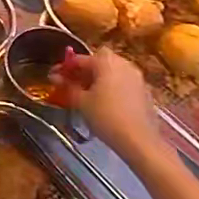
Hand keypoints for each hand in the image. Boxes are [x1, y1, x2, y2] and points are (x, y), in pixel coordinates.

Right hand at [54, 48, 168, 164]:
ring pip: (113, 70)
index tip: (55, 77)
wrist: (139, 140)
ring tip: (88, 94)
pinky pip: (123, 81)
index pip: (80, 59)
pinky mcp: (144, 91)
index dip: (65, 68)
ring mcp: (136, 77)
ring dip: (100, 77)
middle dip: (86, 68)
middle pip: (100, 59)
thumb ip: (67, 86)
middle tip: (74, 83)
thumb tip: (55, 77)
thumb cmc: (106, 116)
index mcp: (106, 62)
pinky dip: (112, 86)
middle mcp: (123, 64)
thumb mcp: (81, 102)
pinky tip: (106, 102)